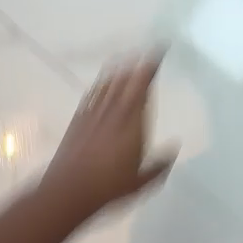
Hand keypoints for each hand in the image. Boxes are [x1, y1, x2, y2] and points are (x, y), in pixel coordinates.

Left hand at [41, 49, 176, 218]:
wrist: (67, 192)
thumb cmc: (109, 186)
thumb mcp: (142, 181)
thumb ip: (159, 165)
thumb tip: (174, 149)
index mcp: (133, 119)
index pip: (143, 83)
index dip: (151, 65)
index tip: (160, 50)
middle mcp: (114, 110)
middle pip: (126, 78)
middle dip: (137, 63)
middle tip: (147, 53)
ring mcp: (94, 113)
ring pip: (108, 83)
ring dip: (118, 69)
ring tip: (126, 61)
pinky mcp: (78, 120)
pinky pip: (91, 95)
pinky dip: (99, 85)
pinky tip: (100, 84)